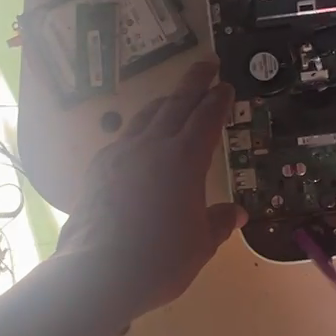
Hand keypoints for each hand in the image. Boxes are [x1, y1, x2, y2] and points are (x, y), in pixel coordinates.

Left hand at [55, 60, 244, 318]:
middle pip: (176, 104)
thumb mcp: (201, 244)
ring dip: (164, 101)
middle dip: (194, 82)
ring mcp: (121, 154)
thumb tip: (237, 212)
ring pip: (146, 116)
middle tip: (206, 64)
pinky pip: (124, 137)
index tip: (225, 86)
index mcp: (185, 159)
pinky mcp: (98, 167)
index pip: (207, 119)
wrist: (99, 271)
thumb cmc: (161, 259)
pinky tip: (139, 139)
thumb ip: (219, 222)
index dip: (218, 100)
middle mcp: (153, 146)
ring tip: (173, 97)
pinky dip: (139, 129)